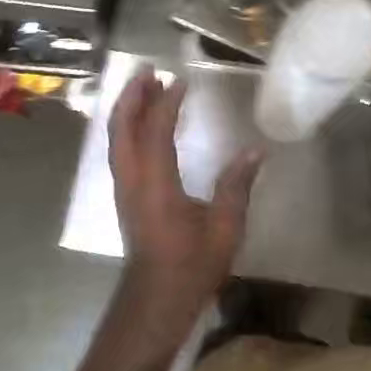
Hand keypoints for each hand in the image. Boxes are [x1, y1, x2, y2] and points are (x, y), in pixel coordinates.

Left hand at [108, 68, 262, 316]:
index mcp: (155, 184)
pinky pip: (119, 152)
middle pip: (121, 127)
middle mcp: (131, 180)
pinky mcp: (124, 198)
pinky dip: (126, 129)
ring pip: (115, 139)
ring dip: (126, 110)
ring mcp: (123, 189)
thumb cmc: (191, 265)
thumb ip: (237, 186)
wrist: (156, 299)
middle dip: (132, 96)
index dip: (166, 102)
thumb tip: (255, 150)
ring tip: (143, 89)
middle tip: (148, 71)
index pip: (155, 131)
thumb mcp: (224, 228)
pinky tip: (139, 126)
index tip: (181, 81)